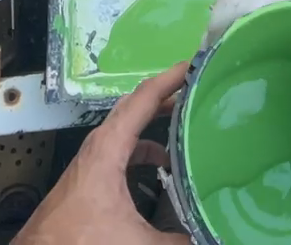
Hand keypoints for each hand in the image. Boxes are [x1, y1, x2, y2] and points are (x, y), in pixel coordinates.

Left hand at [16, 61, 189, 243]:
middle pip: (137, 103)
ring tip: (185, 119)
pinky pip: (124, 144)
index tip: (195, 64)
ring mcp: (94, 155)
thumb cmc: (81, 240)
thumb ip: (175, 242)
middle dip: (167, 91)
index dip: (171, 78)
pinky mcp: (92, 171)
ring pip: (129, 123)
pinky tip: (162, 163)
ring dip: (155, 117)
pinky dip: (145, 143)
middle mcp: (101, 141)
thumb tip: (210, 237)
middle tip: (197, 86)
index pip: (145, 96)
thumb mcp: (133, 242)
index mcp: (110, 144)